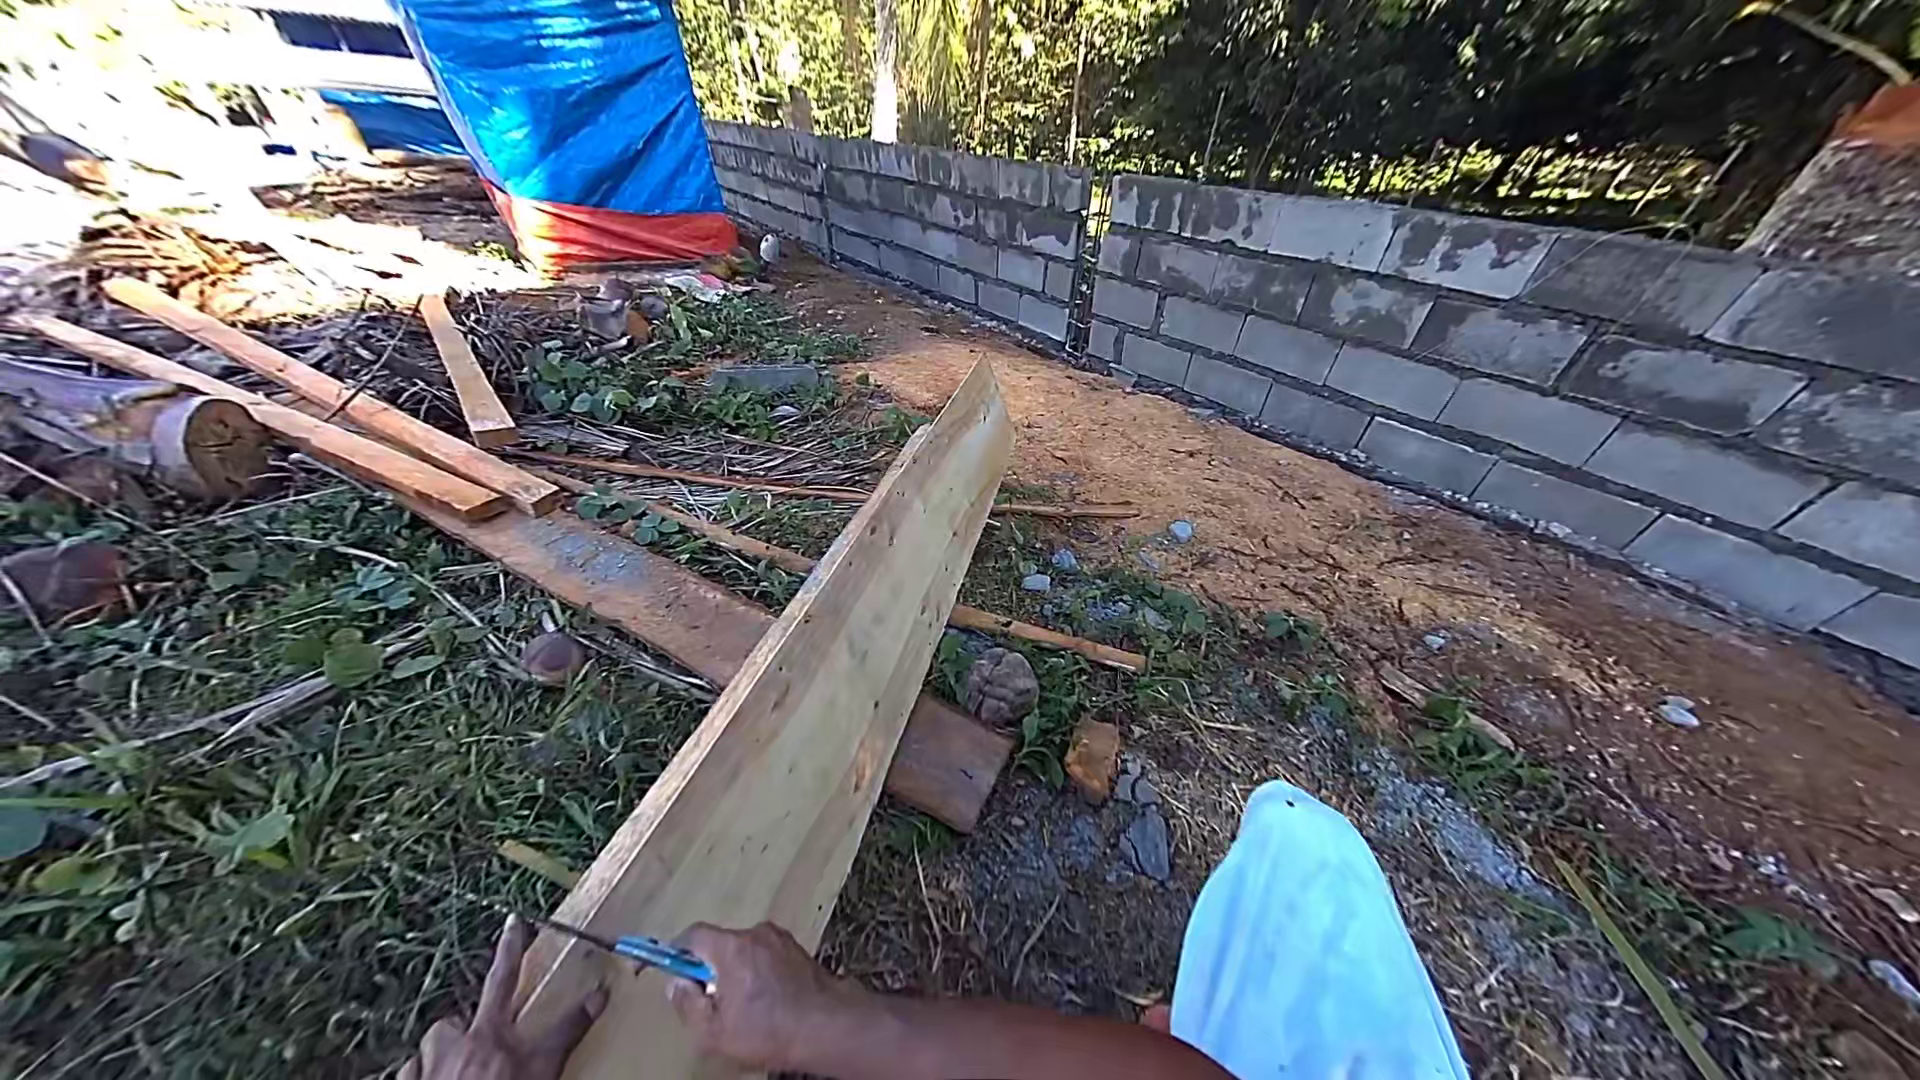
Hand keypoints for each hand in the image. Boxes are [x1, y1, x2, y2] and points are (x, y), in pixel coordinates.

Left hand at [399, 916, 607, 1079]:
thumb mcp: (543, 1070)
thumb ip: (569, 1030)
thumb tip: (601, 993)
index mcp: (487, 1034)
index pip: (503, 979)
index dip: (510, 949)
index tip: (513, 922)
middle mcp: (448, 1051)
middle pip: (444, 1026)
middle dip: (455, 1031)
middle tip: (472, 1044)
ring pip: (416, 1060)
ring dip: (430, 1063)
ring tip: (448, 1074)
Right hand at [665, 922, 866, 1070]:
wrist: (822, 1022)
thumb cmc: (766, 1029)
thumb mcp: (713, 1031)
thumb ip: (687, 1003)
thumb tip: (676, 982)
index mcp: (732, 947)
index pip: (694, 934)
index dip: (676, 950)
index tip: (668, 968)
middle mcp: (755, 932)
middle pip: (720, 943)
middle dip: (709, 969)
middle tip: (711, 1003)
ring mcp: (778, 936)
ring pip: (742, 949)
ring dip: (734, 971)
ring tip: (743, 1007)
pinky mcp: (794, 945)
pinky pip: (763, 952)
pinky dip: (755, 970)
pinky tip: (764, 998)